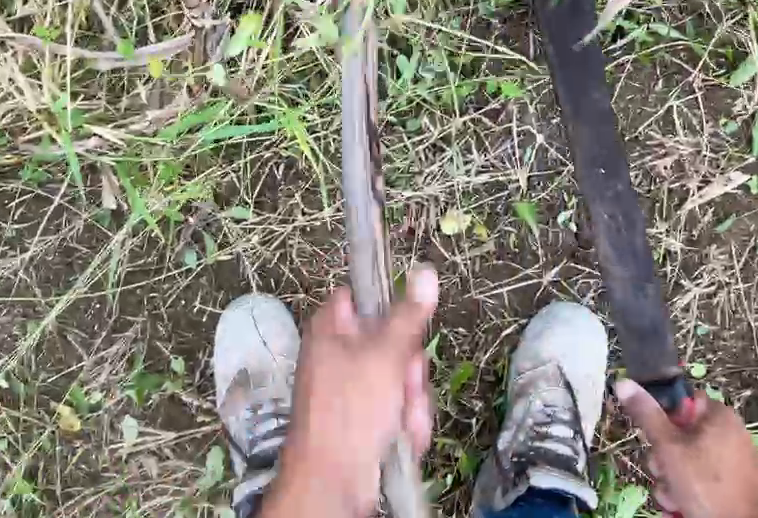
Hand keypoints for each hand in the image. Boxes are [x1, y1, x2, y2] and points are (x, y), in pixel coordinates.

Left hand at [262, 267, 437, 517]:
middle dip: (409, 368)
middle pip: (391, 341)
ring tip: (402, 421)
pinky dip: (404, 426)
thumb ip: (409, 315)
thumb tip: (427, 271)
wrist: (332, 486)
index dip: (389, 308)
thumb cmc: (350, 411)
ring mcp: (351, 391)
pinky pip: (397, 410)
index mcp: (330, 328)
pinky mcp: (364, 422)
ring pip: (400, 379)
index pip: (363, 297)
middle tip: (405, 383)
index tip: (408, 324)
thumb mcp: (385, 355)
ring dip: (411, 403)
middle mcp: (338, 355)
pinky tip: (402, 441)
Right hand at [613, 379, 757, 517]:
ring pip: (686, 464)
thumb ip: (646, 414)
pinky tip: (682, 510)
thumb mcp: (669, 447)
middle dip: (663, 461)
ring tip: (674, 500)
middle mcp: (727, 434)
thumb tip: (623, 381)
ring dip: (671, 483)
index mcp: (717, 415)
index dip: (662, 420)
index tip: (655, 440)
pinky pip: (701, 482)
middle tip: (664, 474)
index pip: (678, 403)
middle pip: (678, 436)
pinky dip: (688, 494)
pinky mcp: (734, 488)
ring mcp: (732, 463)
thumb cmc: (708, 485)